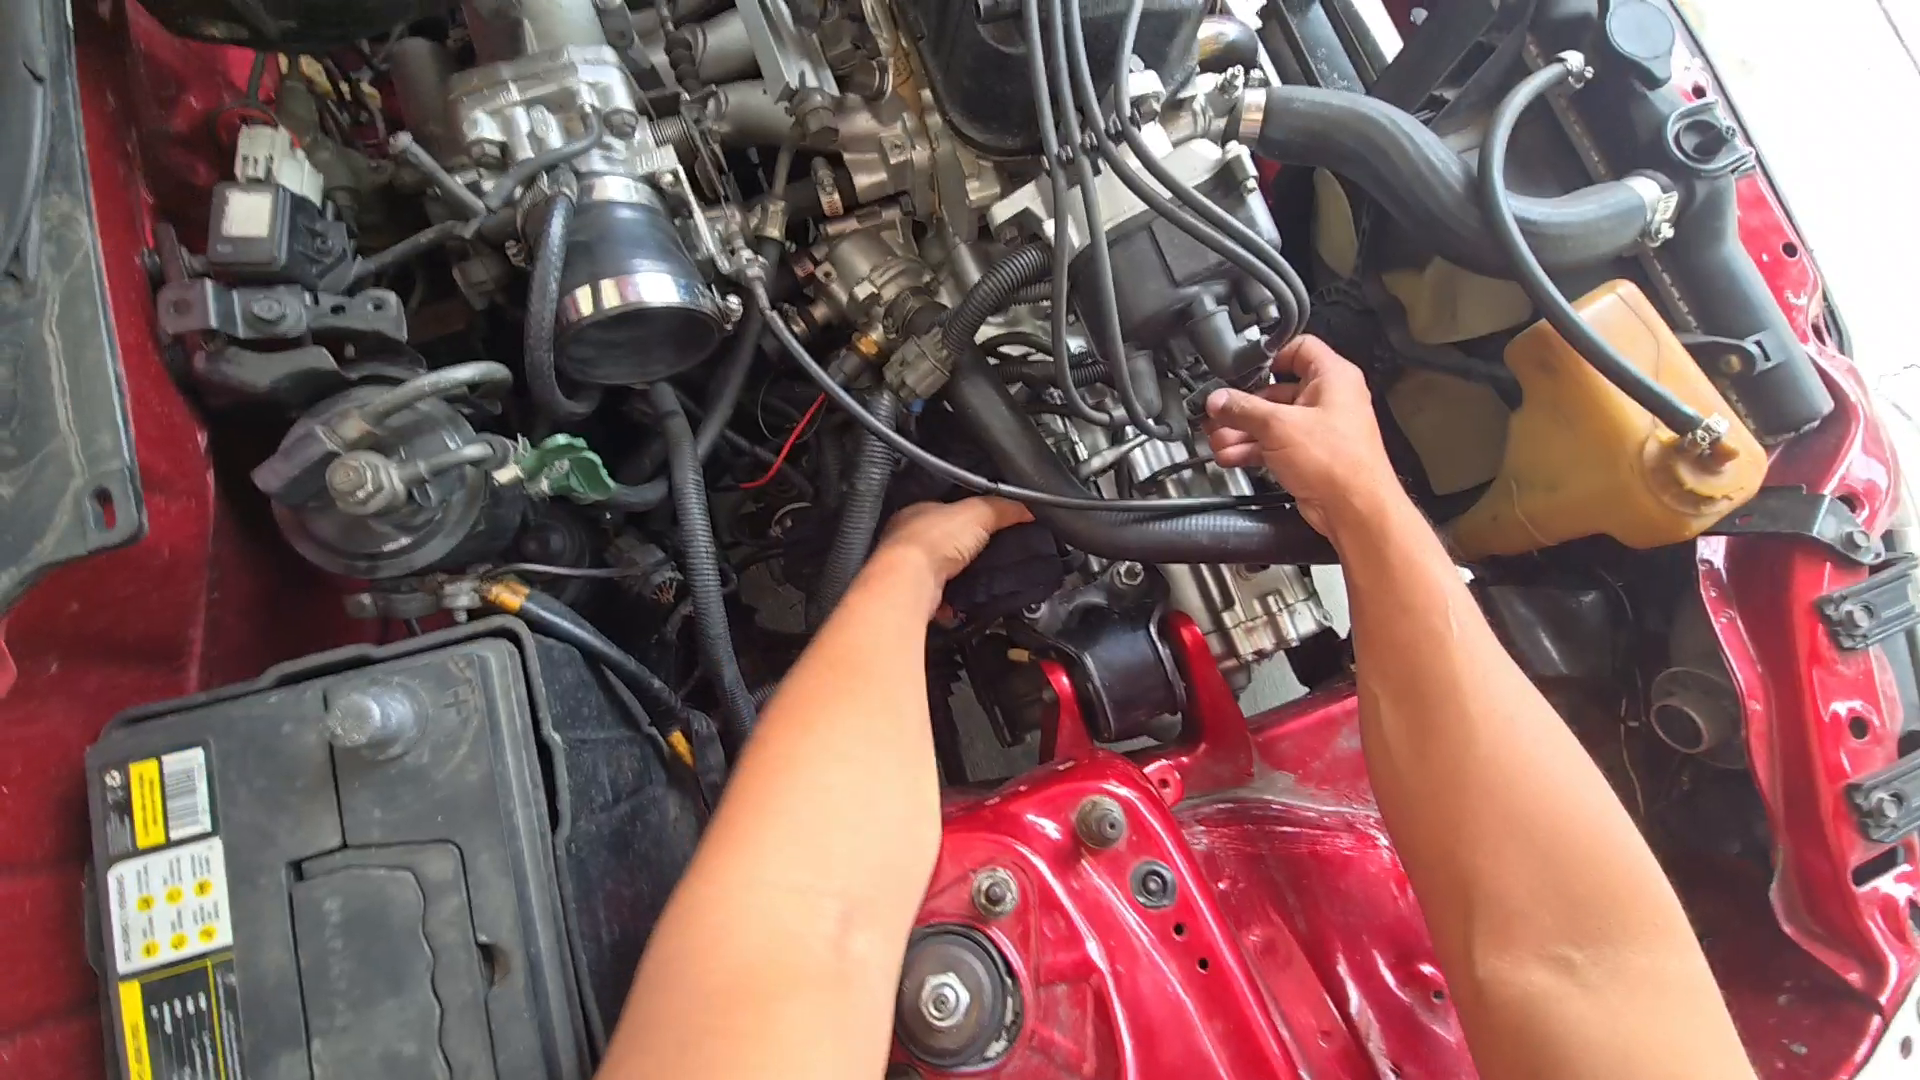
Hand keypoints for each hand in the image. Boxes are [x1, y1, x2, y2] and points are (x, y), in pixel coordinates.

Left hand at [873, 497, 1034, 591]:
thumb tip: (1025, 508)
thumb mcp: (978, 513)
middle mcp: (908, 540)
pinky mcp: (915, 596)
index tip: (990, 524)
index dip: (969, 516)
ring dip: (959, 577)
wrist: (911, 582)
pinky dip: (953, 601)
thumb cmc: (930, 541)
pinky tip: (964, 599)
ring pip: (940, 572)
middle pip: (943, 543)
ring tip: (980, 578)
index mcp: (918, 512)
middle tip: (989, 555)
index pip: (946, 509)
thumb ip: (1002, 508)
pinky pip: (940, 599)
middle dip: (966, 550)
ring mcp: (909, 570)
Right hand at [1205, 335, 1403, 543]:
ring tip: (1218, 438)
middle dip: (1242, 406)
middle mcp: (1327, 400)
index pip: (1299, 348)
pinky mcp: (1307, 455)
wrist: (1353, 508)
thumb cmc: (1338, 463)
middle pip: (1275, 391)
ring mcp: (1316, 429)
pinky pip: (1272, 445)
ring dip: (1241, 431)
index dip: (1269, 356)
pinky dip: (1251, 449)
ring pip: (1270, 422)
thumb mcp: (1278, 426)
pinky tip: (1230, 456)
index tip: (1242, 370)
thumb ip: (1243, 409)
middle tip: (1219, 413)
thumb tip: (1220, 399)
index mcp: (1333, 378)